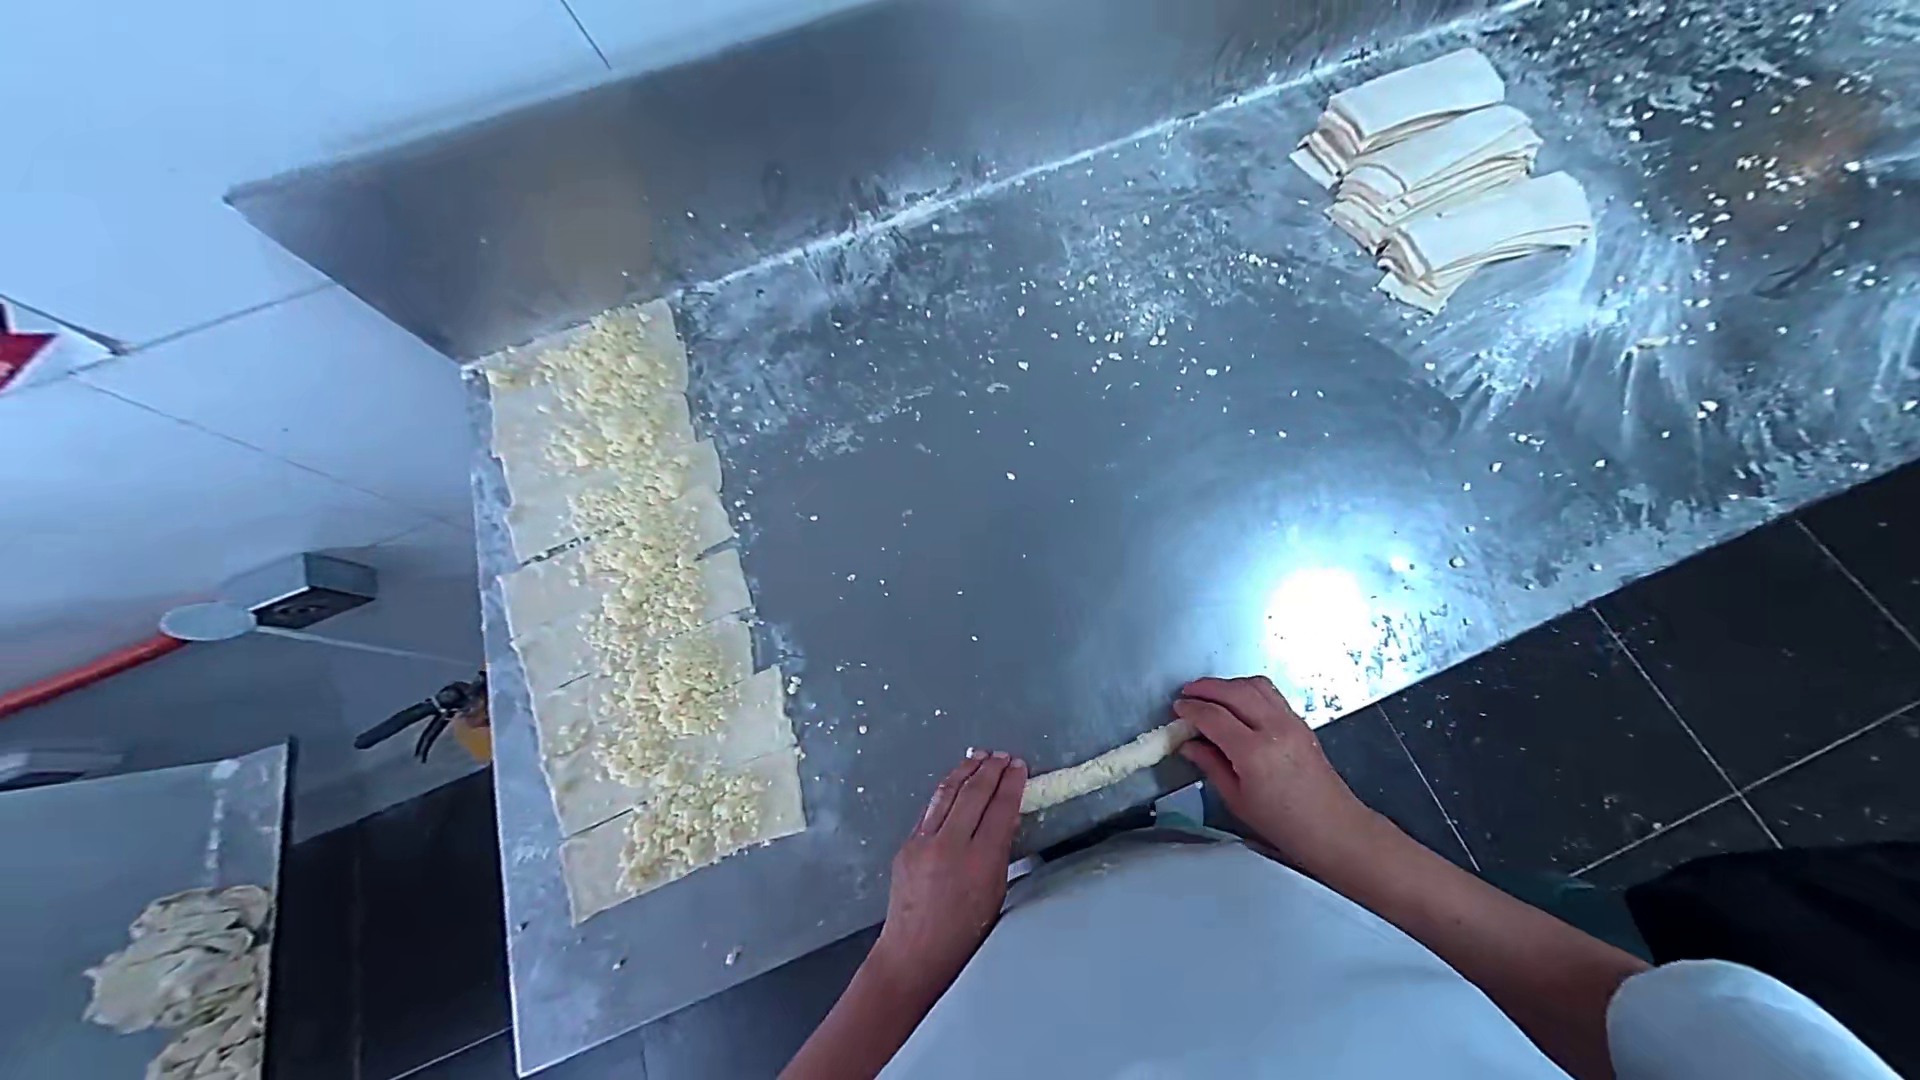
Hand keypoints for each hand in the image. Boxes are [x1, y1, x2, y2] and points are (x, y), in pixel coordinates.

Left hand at [870, 750, 1026, 999]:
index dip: (1012, 783)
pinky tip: (956, 781)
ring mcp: (923, 842)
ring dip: (967, 770)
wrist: (913, 953)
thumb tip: (1005, 812)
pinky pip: (931, 808)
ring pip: (948, 792)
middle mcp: (950, 845)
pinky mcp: (906, 843)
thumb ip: (1000, 849)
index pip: (1000, 809)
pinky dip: (948, 789)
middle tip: (1004, 756)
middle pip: (974, 793)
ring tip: (981, 756)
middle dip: (992, 770)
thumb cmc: (964, 932)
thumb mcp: (995, 892)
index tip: (1020, 767)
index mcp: (979, 863)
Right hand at [1175, 676, 1373, 861]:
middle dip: (1204, 688)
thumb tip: (1188, 744)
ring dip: (1227, 684)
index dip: (1190, 709)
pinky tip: (1236, 701)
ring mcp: (1291, 722)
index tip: (1177, 709)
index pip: (1213, 716)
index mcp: (1254, 753)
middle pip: (1232, 691)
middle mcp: (1274, 729)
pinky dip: (1247, 689)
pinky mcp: (1301, 722)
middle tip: (1186, 694)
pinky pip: (1269, 693)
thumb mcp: (1236, 799)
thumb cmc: (1284, 824)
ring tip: (1209, 693)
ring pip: (1253, 685)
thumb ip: (1209, 764)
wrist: (1336, 830)